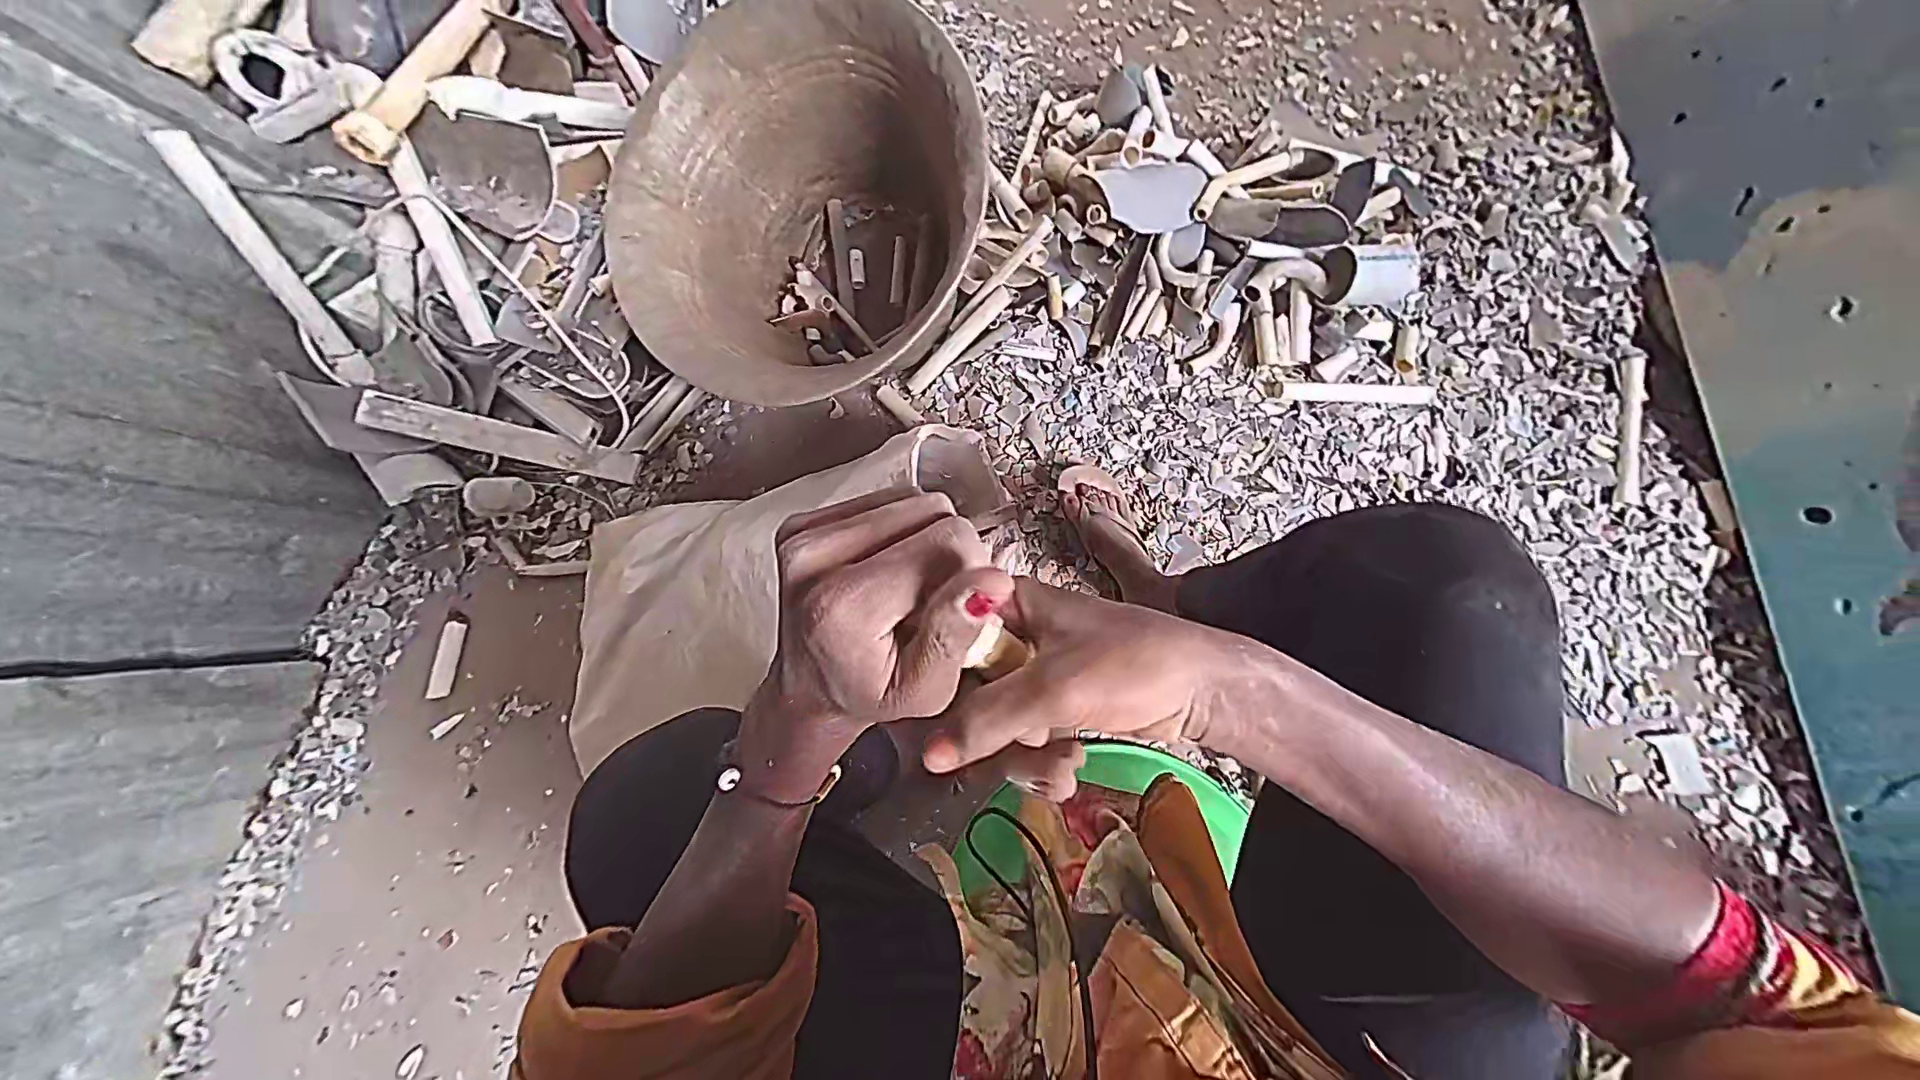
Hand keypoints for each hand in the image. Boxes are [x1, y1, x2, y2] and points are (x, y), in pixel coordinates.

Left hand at [739, 488, 1015, 801]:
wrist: (810, 689)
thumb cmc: (866, 695)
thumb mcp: (926, 692)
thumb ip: (957, 633)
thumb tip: (992, 580)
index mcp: (842, 603)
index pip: (947, 541)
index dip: (971, 571)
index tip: (960, 608)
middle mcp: (813, 557)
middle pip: (932, 511)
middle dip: (951, 553)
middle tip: (934, 601)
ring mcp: (804, 535)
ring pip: (913, 500)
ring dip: (928, 539)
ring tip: (912, 588)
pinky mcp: (805, 522)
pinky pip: (887, 500)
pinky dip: (903, 531)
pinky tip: (893, 571)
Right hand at [921, 578, 1278, 774]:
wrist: (1204, 691)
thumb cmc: (1134, 663)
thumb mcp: (1054, 688)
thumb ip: (987, 719)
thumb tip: (929, 754)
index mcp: (1005, 604)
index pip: (945, 640)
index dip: (940, 684)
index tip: (942, 721)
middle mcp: (1012, 637)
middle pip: (966, 695)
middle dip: (998, 735)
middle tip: (1032, 743)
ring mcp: (1031, 675)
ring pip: (994, 727)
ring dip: (1025, 759)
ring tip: (1064, 765)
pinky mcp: (1051, 708)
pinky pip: (1021, 742)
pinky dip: (1042, 764)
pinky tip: (1070, 767)